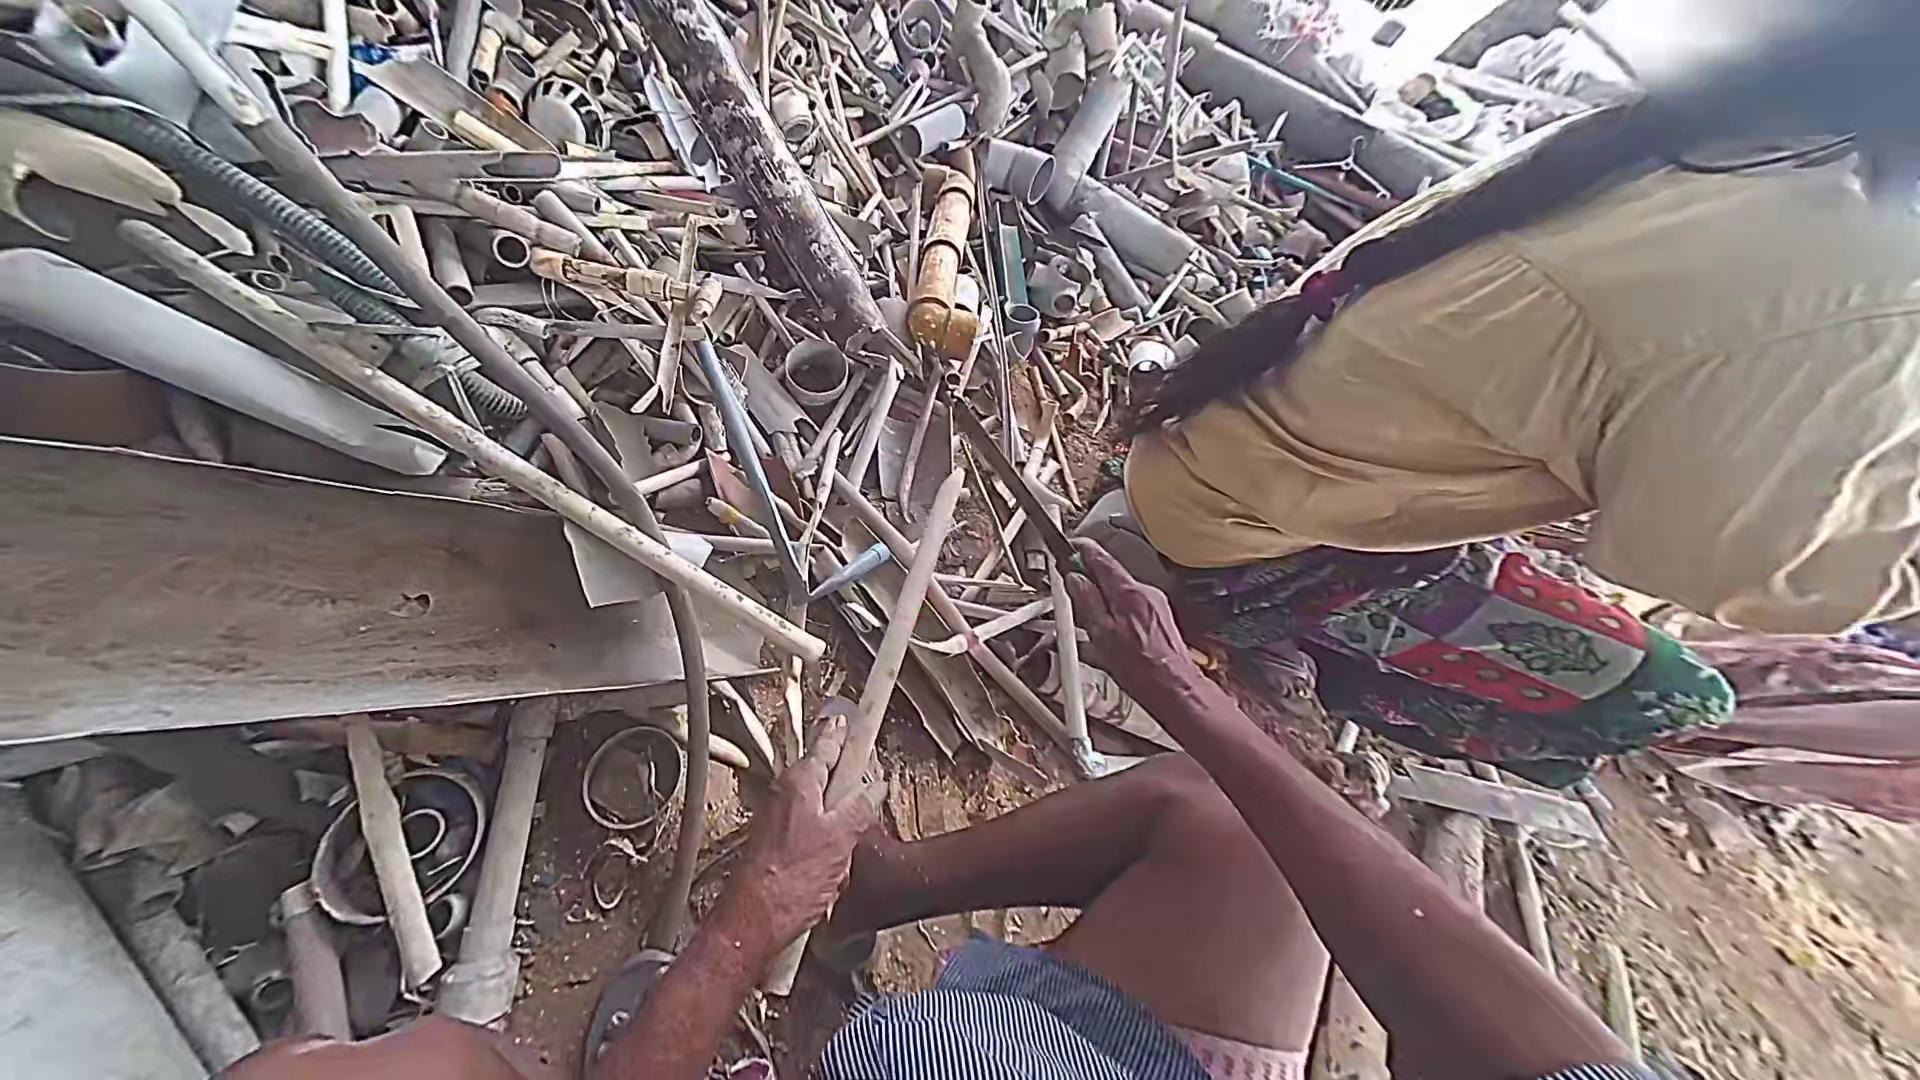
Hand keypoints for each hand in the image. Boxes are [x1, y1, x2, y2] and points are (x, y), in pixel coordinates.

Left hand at [723, 715, 883, 940]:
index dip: (843, 732)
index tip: (848, 716)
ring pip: (824, 811)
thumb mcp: (841, 838)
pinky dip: (825, 851)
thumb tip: (876, 787)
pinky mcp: (778, 841)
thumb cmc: (789, 880)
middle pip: (829, 778)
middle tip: (859, 817)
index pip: (828, 744)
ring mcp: (781, 817)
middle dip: (848, 798)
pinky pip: (813, 835)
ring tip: (839, 861)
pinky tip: (827, 878)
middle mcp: (787, 793)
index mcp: (801, 781)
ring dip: (838, 832)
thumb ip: (861, 806)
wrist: (752, 924)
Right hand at [1066, 537, 1210, 716]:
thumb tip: (1074, 579)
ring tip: (1087, 624)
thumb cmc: (1140, 669)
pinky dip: (1115, 615)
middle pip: (1109, 575)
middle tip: (1070, 593)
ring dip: (1101, 601)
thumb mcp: (1101, 634)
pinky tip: (1108, 637)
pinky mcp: (1159, 620)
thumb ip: (1086, 601)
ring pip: (1118, 594)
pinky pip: (1130, 608)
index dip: (1080, 550)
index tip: (1067, 548)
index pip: (1100, 558)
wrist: (1174, 690)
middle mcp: (1145, 592)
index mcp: (1128, 592)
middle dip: (1088, 581)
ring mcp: (1154, 605)